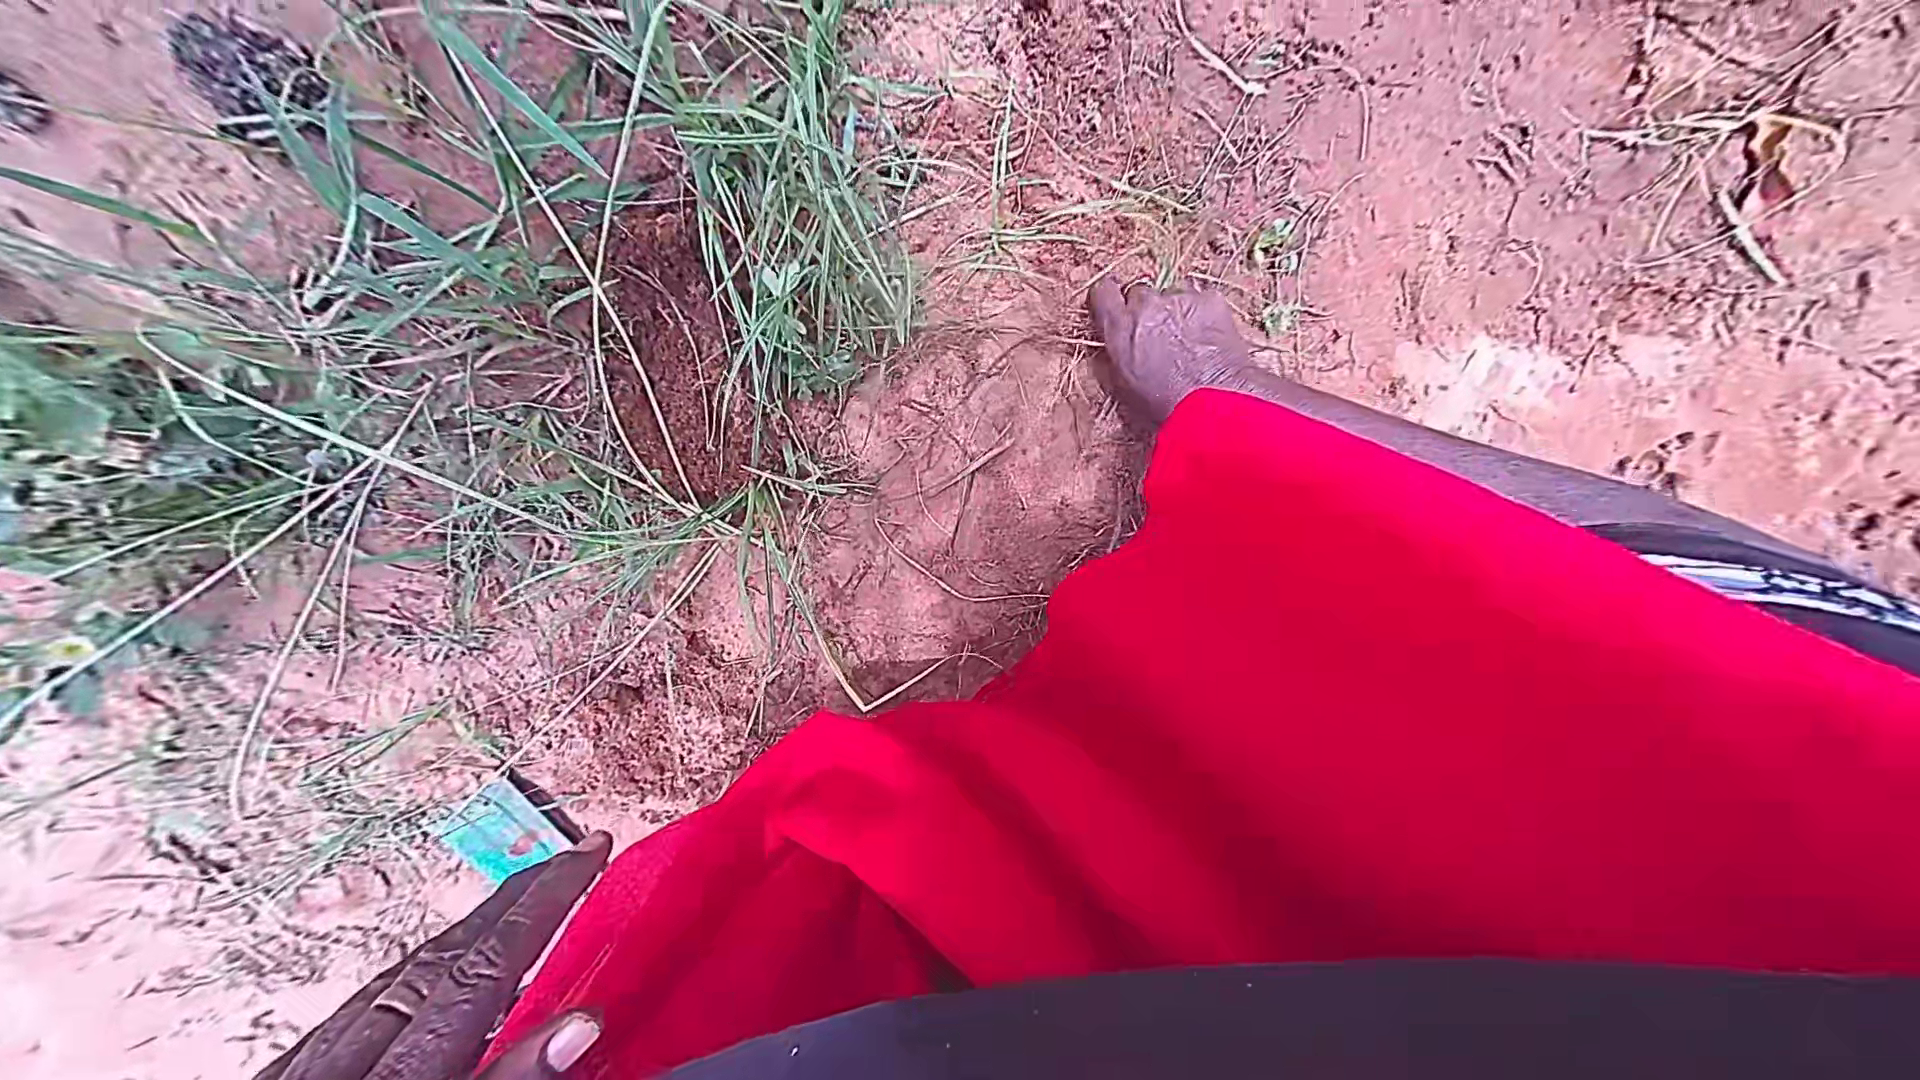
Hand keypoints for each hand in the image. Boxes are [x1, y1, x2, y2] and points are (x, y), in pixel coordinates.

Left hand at [255, 832, 612, 1079]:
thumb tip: (579, 1026)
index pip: (486, 969)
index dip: (545, 902)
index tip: (590, 854)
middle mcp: (341, 1074)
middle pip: (443, 960)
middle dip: (516, 898)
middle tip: (571, 856)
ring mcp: (299, 1079)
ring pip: (397, 978)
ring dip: (471, 928)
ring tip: (521, 895)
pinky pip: (351, 1014)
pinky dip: (410, 975)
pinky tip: (433, 963)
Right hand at [1087, 279, 1256, 423]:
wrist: (1212, 403)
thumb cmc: (1164, 404)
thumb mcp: (1122, 387)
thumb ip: (1111, 356)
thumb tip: (1108, 347)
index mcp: (1119, 328)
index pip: (1103, 292)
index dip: (1108, 299)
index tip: (1114, 308)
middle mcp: (1146, 306)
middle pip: (1139, 292)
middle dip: (1144, 309)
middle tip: (1155, 334)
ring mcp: (1180, 299)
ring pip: (1171, 294)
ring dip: (1173, 310)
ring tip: (1184, 339)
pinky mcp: (1210, 299)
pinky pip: (1200, 298)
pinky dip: (1201, 313)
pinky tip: (1205, 338)